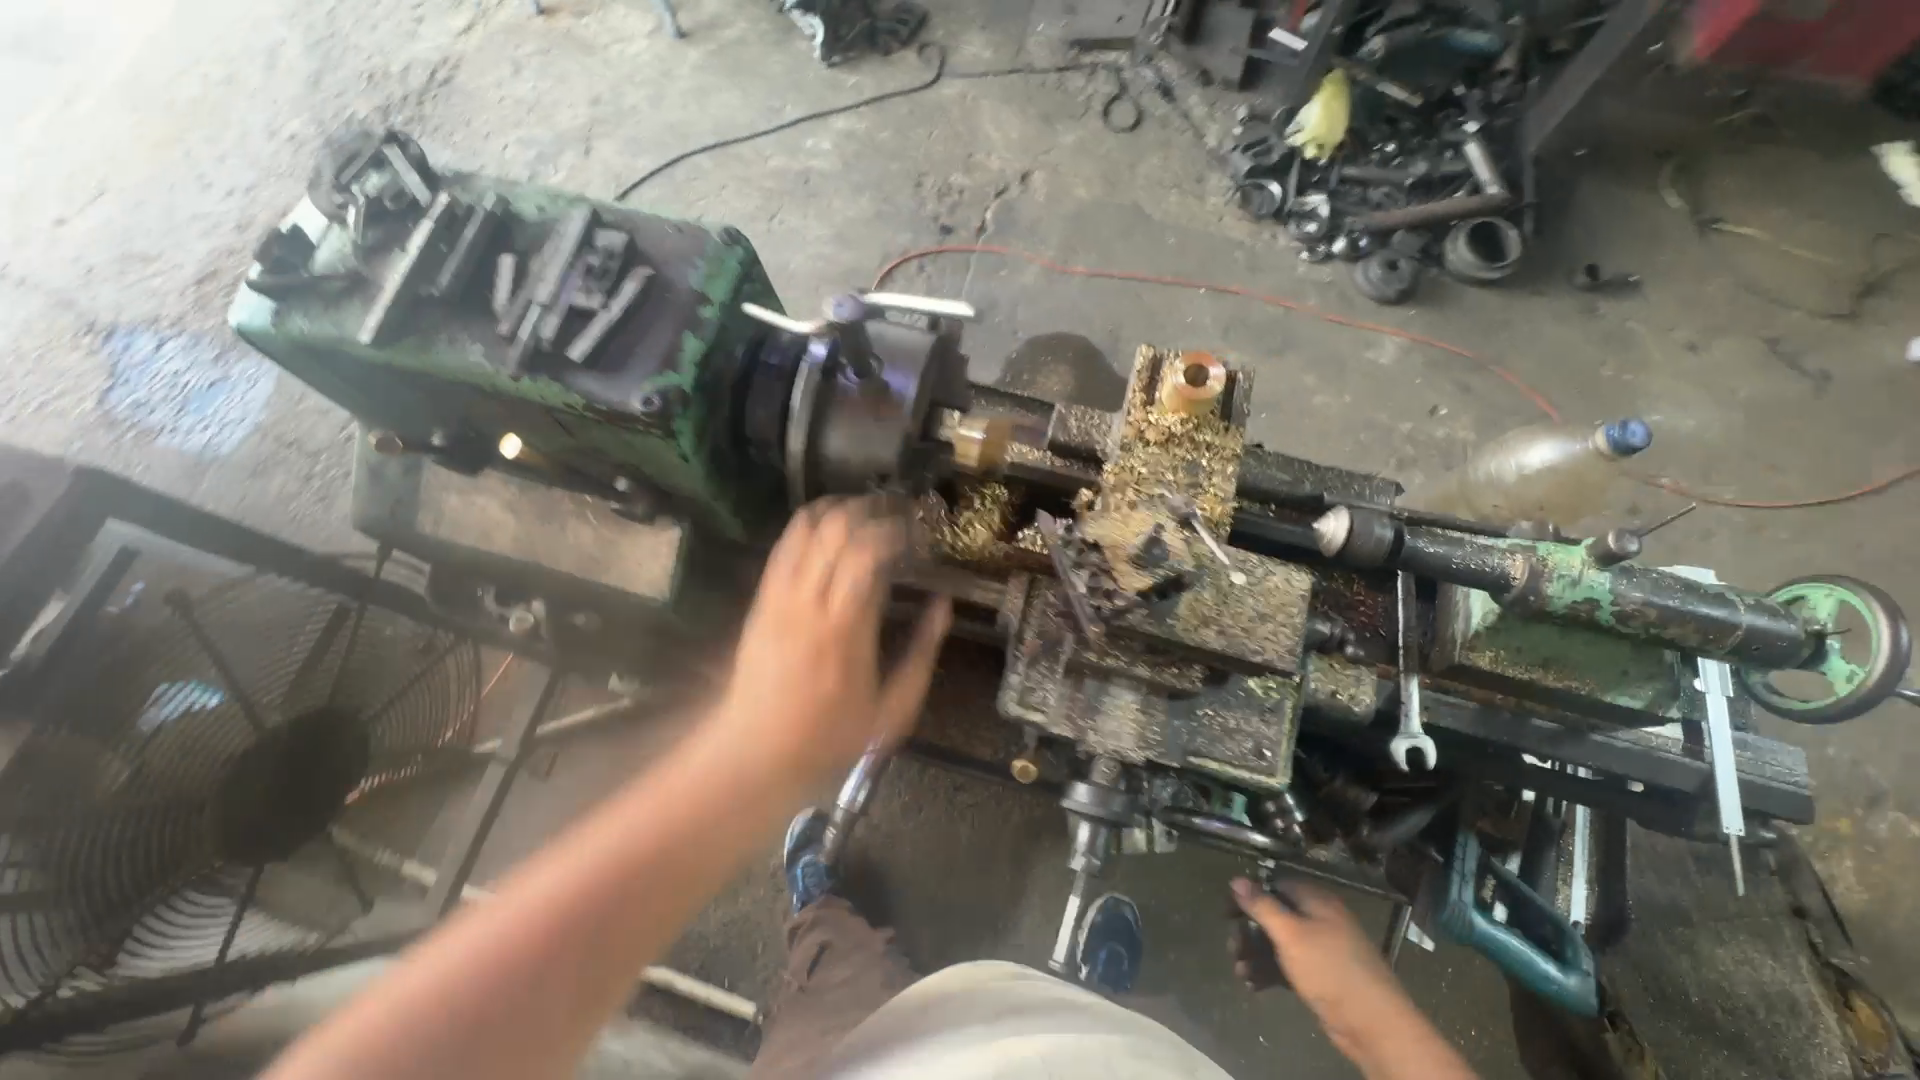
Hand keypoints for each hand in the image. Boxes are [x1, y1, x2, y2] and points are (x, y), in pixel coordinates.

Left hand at [713, 498, 950, 786]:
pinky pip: (783, 547)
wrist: (757, 751)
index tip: (919, 534)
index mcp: (847, 628)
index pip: (869, 553)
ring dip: (838, 508)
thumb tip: (944, 605)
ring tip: (867, 508)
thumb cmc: (830, 735)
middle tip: (898, 511)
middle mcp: (810, 602)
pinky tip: (829, 524)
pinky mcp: (761, 600)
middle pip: (837, 530)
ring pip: (806, 529)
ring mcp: (780, 597)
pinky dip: (807, 525)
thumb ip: (923, 653)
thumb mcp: (893, 708)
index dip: (897, 531)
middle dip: (871, 510)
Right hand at [1231, 878, 1469, 1077]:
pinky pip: (1288, 965)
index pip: (1276, 886)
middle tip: (1232, 947)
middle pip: (1275, 916)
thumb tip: (1236, 879)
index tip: (1228, 913)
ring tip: (1239, 969)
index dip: (1250, 896)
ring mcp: (1321, 949)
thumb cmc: (1330, 970)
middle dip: (1250, 931)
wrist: (1373, 1024)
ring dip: (1256, 954)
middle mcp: (1320, 920)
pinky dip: (1270, 971)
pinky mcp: (1320, 975)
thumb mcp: (1291, 934)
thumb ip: (1263, 906)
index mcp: (1316, 901)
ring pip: (1279, 943)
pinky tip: (1252, 984)